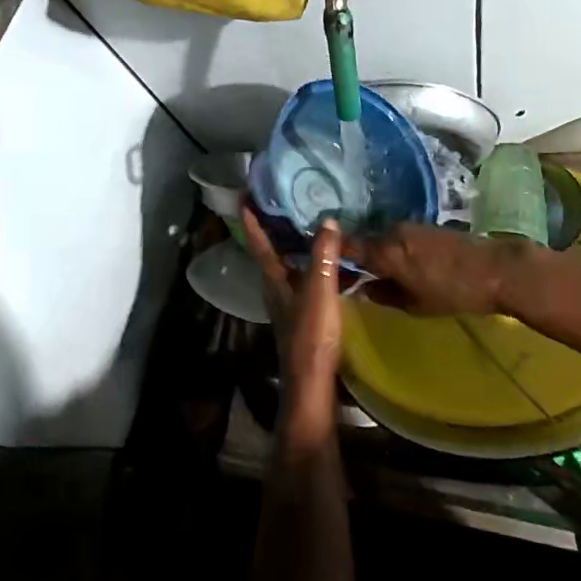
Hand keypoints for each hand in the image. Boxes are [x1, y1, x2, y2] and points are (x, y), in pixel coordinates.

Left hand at [240, 207, 343, 386]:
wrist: (312, 383)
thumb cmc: (311, 335)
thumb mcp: (319, 292)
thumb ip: (322, 257)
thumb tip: (326, 219)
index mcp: (273, 279)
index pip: (259, 243)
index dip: (252, 220)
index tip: (245, 197)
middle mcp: (276, 288)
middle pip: (272, 252)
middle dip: (275, 228)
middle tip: (286, 203)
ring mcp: (288, 303)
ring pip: (289, 266)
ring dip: (297, 248)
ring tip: (315, 228)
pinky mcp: (302, 315)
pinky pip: (306, 281)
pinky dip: (316, 268)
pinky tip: (335, 267)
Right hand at [341, 223, 526, 317]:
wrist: (498, 270)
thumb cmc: (454, 292)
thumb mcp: (415, 305)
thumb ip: (383, 295)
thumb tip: (364, 288)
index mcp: (383, 252)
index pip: (345, 246)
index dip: (331, 254)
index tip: (325, 265)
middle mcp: (391, 233)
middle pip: (363, 242)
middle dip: (355, 256)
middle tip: (352, 274)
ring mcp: (409, 227)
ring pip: (382, 239)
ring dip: (376, 253)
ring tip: (378, 271)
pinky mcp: (425, 227)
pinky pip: (398, 237)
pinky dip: (393, 248)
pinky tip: (402, 263)